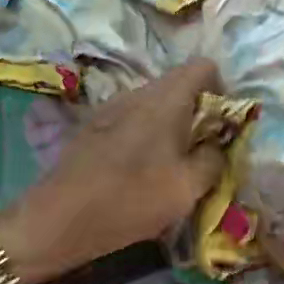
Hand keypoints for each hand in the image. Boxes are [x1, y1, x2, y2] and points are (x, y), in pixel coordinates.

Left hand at [0, 59, 227, 283]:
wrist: (59, 217)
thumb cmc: (130, 200)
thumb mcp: (187, 188)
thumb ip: (212, 159)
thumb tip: (219, 143)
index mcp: (164, 99)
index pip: (202, 67)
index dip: (221, 90)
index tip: (223, 126)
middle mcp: (136, 93)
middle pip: (177, 85)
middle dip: (196, 111)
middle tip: (203, 151)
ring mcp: (109, 107)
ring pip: (152, 103)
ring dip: (169, 124)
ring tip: (172, 164)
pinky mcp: (92, 126)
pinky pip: (130, 118)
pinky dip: (144, 134)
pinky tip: (139, 168)